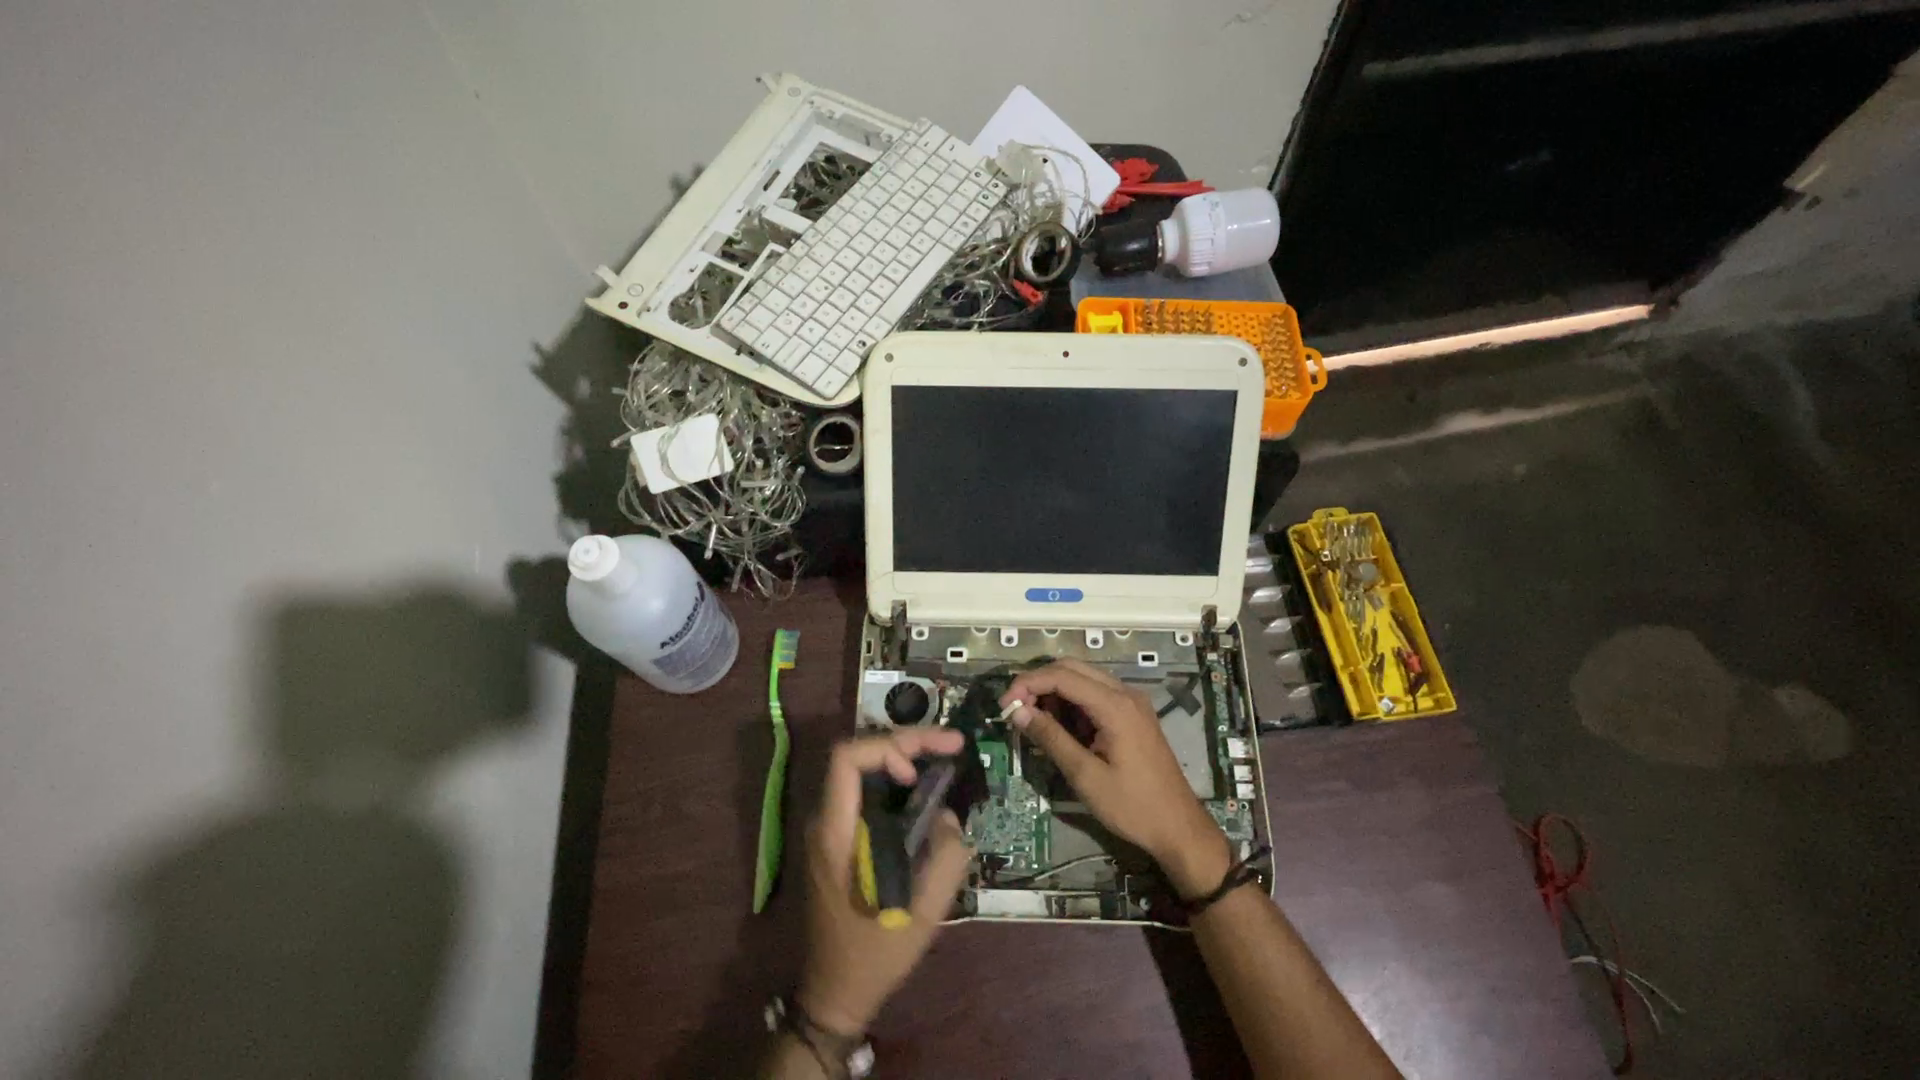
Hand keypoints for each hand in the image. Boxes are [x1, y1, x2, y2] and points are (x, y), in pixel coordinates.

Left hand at [797, 727, 971, 1035]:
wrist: (834, 991)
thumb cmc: (875, 953)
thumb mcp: (923, 911)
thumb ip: (945, 856)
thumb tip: (948, 815)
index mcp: (835, 833)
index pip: (847, 759)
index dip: (888, 747)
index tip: (923, 768)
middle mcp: (824, 822)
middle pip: (857, 757)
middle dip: (906, 743)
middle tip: (952, 745)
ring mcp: (827, 830)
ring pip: (861, 772)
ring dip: (902, 759)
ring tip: (943, 761)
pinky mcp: (836, 840)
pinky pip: (864, 794)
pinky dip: (894, 782)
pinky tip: (923, 791)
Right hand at [1001, 660, 1231, 896]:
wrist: (1178, 826)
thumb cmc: (1132, 805)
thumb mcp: (1085, 775)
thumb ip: (1051, 738)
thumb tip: (1017, 712)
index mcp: (1115, 705)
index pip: (1062, 676)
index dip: (1028, 684)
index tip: (1004, 707)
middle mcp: (1125, 693)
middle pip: (1072, 668)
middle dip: (1038, 683)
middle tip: (1015, 711)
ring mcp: (1131, 702)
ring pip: (1083, 679)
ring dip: (1054, 693)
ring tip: (1034, 723)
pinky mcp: (1132, 715)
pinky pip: (1096, 695)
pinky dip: (1072, 703)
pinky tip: (1060, 728)